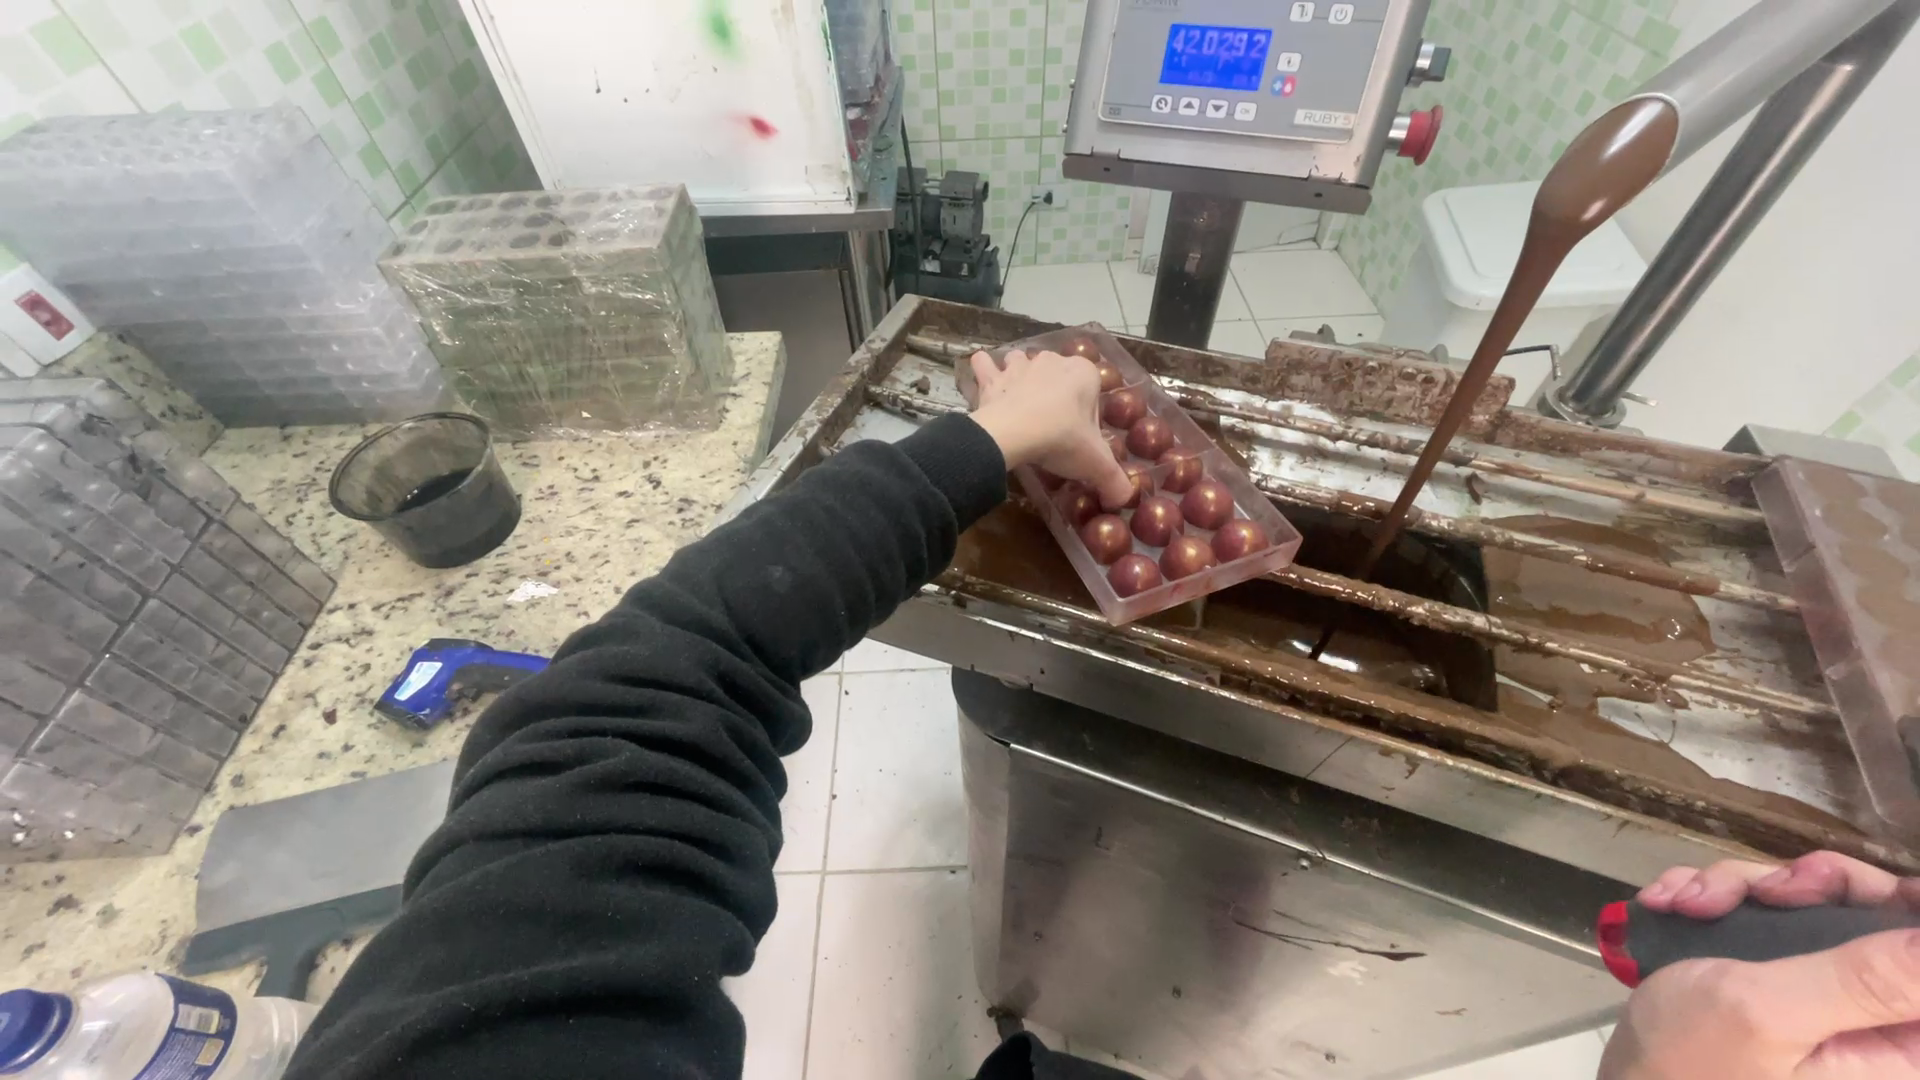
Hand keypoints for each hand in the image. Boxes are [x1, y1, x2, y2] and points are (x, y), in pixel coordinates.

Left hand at [968, 349, 1132, 508]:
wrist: (1014, 434)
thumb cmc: (1062, 439)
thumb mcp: (1096, 464)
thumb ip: (1115, 481)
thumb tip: (1124, 498)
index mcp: (1084, 373)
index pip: (1091, 394)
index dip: (1086, 418)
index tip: (1077, 439)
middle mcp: (1052, 360)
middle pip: (1057, 378)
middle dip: (1055, 396)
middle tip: (1050, 428)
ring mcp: (1020, 366)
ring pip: (1021, 364)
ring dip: (1019, 378)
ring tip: (1019, 404)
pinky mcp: (992, 377)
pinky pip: (984, 365)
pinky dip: (984, 372)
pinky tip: (986, 386)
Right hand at [1602, 851, 1919, 1078]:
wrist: (1631, 1074)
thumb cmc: (1697, 1055)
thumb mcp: (1768, 1010)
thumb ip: (1862, 978)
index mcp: (1905, 1041)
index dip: (1898, 903)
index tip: (1831, 880)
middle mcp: (1874, 1012)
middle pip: (1870, 912)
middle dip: (1803, 884)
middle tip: (1760, 891)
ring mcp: (1816, 987)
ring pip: (1801, 899)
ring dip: (1735, 887)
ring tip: (1687, 905)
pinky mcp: (1768, 967)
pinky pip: (1753, 906)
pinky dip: (1706, 895)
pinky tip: (1671, 905)